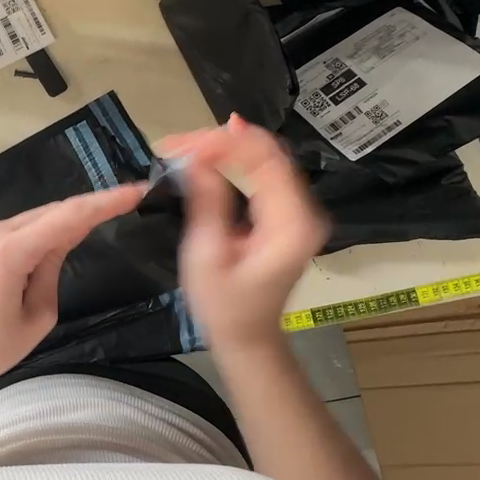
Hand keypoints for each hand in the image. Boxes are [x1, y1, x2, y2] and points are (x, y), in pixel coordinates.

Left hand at [0, 184, 146, 419]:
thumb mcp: (37, 316)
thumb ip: (53, 270)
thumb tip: (60, 242)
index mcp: (7, 252)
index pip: (66, 217)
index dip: (104, 202)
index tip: (137, 190)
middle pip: (50, 212)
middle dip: (88, 208)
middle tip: (129, 201)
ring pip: (33, 219)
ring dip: (64, 221)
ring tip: (102, 220)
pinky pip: (16, 229)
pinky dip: (42, 231)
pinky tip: (64, 235)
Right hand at [162, 115, 329, 350]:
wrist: (247, 338)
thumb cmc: (225, 306)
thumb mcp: (208, 255)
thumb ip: (208, 202)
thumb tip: (199, 157)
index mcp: (291, 222)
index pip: (264, 159)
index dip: (223, 143)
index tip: (182, 145)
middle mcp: (303, 210)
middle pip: (267, 153)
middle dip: (220, 140)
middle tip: (176, 143)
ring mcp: (297, 211)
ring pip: (264, 159)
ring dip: (224, 148)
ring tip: (184, 147)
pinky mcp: (285, 215)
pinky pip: (262, 174)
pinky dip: (233, 161)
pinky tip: (207, 156)